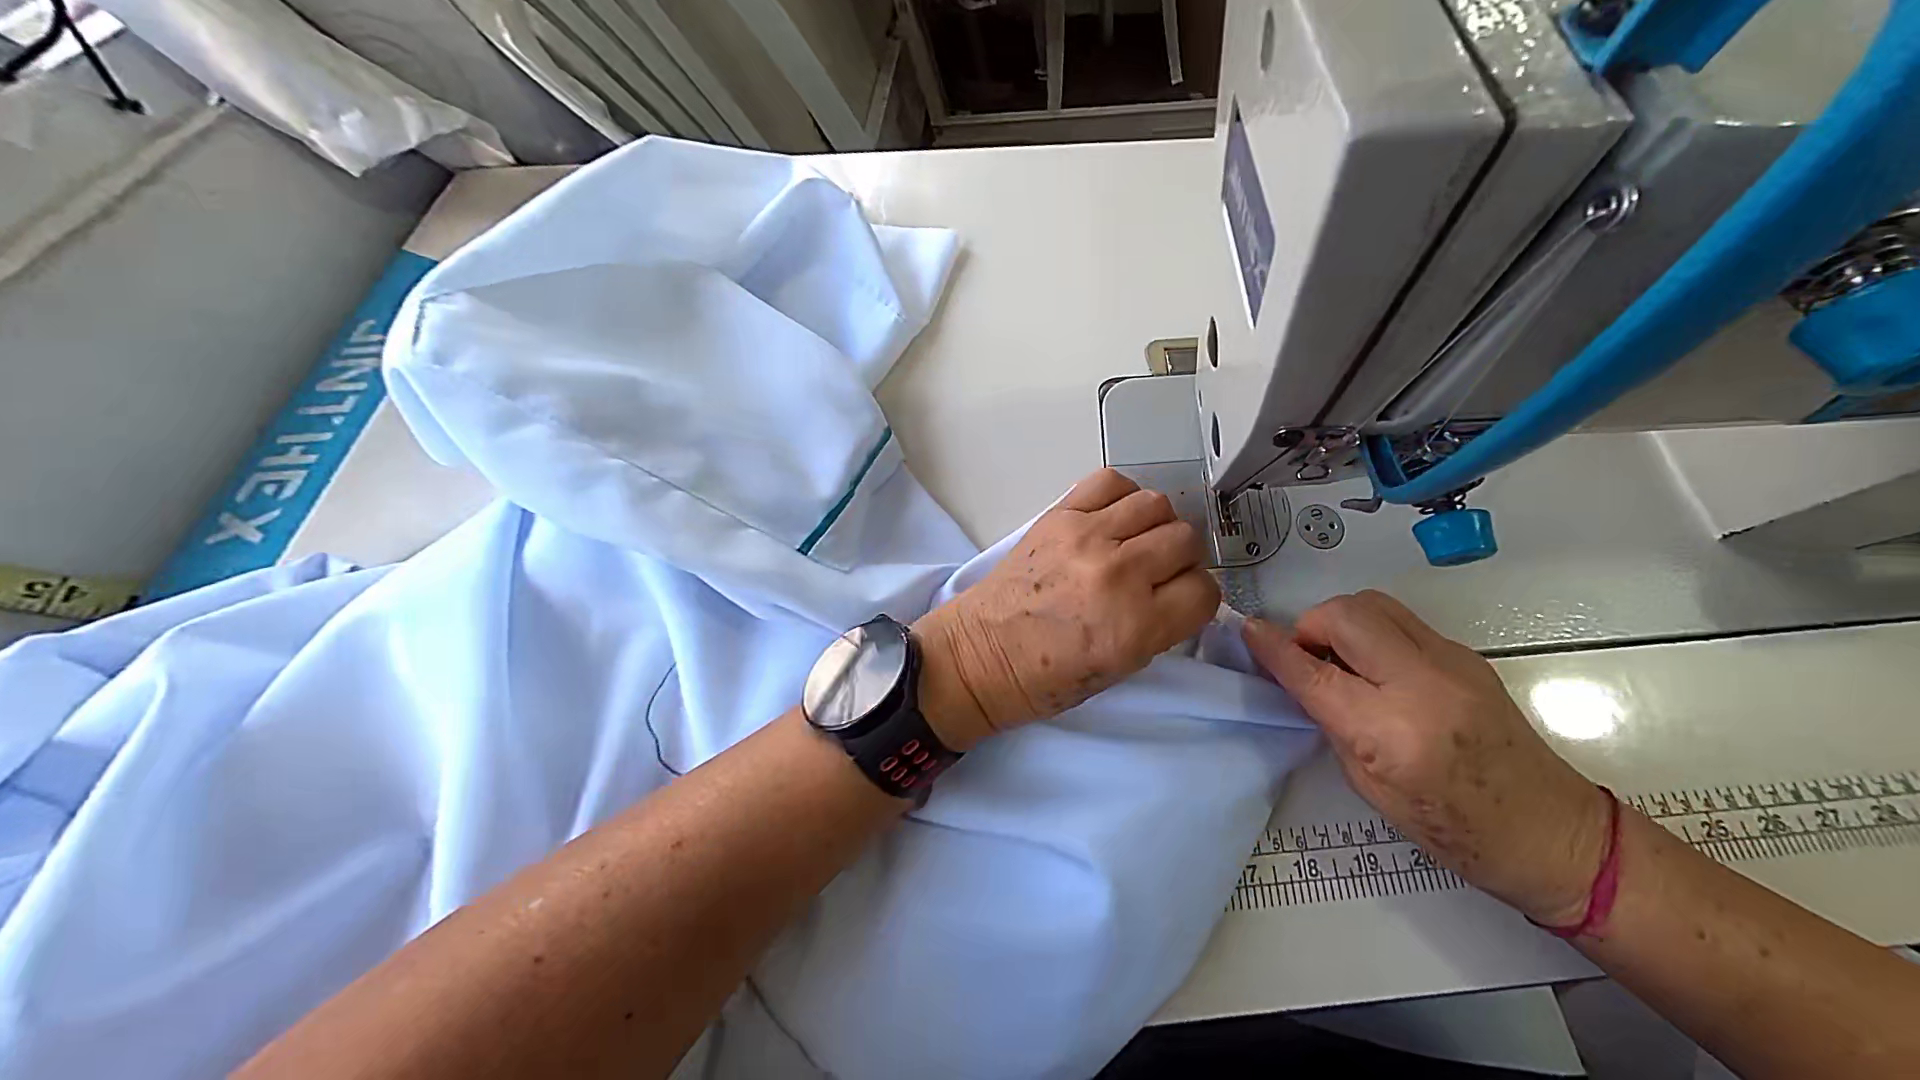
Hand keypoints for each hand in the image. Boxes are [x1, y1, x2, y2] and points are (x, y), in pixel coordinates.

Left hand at [913, 468, 1219, 750]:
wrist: (980, 655)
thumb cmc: (1045, 677)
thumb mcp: (1121, 670)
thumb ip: (1159, 626)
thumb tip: (1180, 590)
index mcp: (1137, 626)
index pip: (1204, 591)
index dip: (1196, 597)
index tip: (1180, 600)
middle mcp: (1118, 574)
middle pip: (1185, 540)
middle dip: (1180, 560)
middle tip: (1156, 573)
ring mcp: (1086, 538)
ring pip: (1157, 504)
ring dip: (1155, 525)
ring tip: (1134, 544)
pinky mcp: (1058, 516)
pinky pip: (1110, 481)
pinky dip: (1121, 496)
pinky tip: (1112, 519)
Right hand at [1241, 591, 1610, 925]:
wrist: (1550, 831)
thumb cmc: (1450, 828)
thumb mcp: (1368, 784)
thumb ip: (1331, 719)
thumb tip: (1298, 675)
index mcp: (1390, 731)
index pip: (1313, 672)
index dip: (1272, 648)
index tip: (1248, 631)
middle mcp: (1422, 685)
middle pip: (1345, 614)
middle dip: (1311, 625)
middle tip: (1305, 656)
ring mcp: (1451, 663)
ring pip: (1373, 604)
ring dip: (1341, 621)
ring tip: (1339, 657)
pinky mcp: (1466, 655)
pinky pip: (1401, 621)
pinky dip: (1371, 631)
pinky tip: (1375, 666)